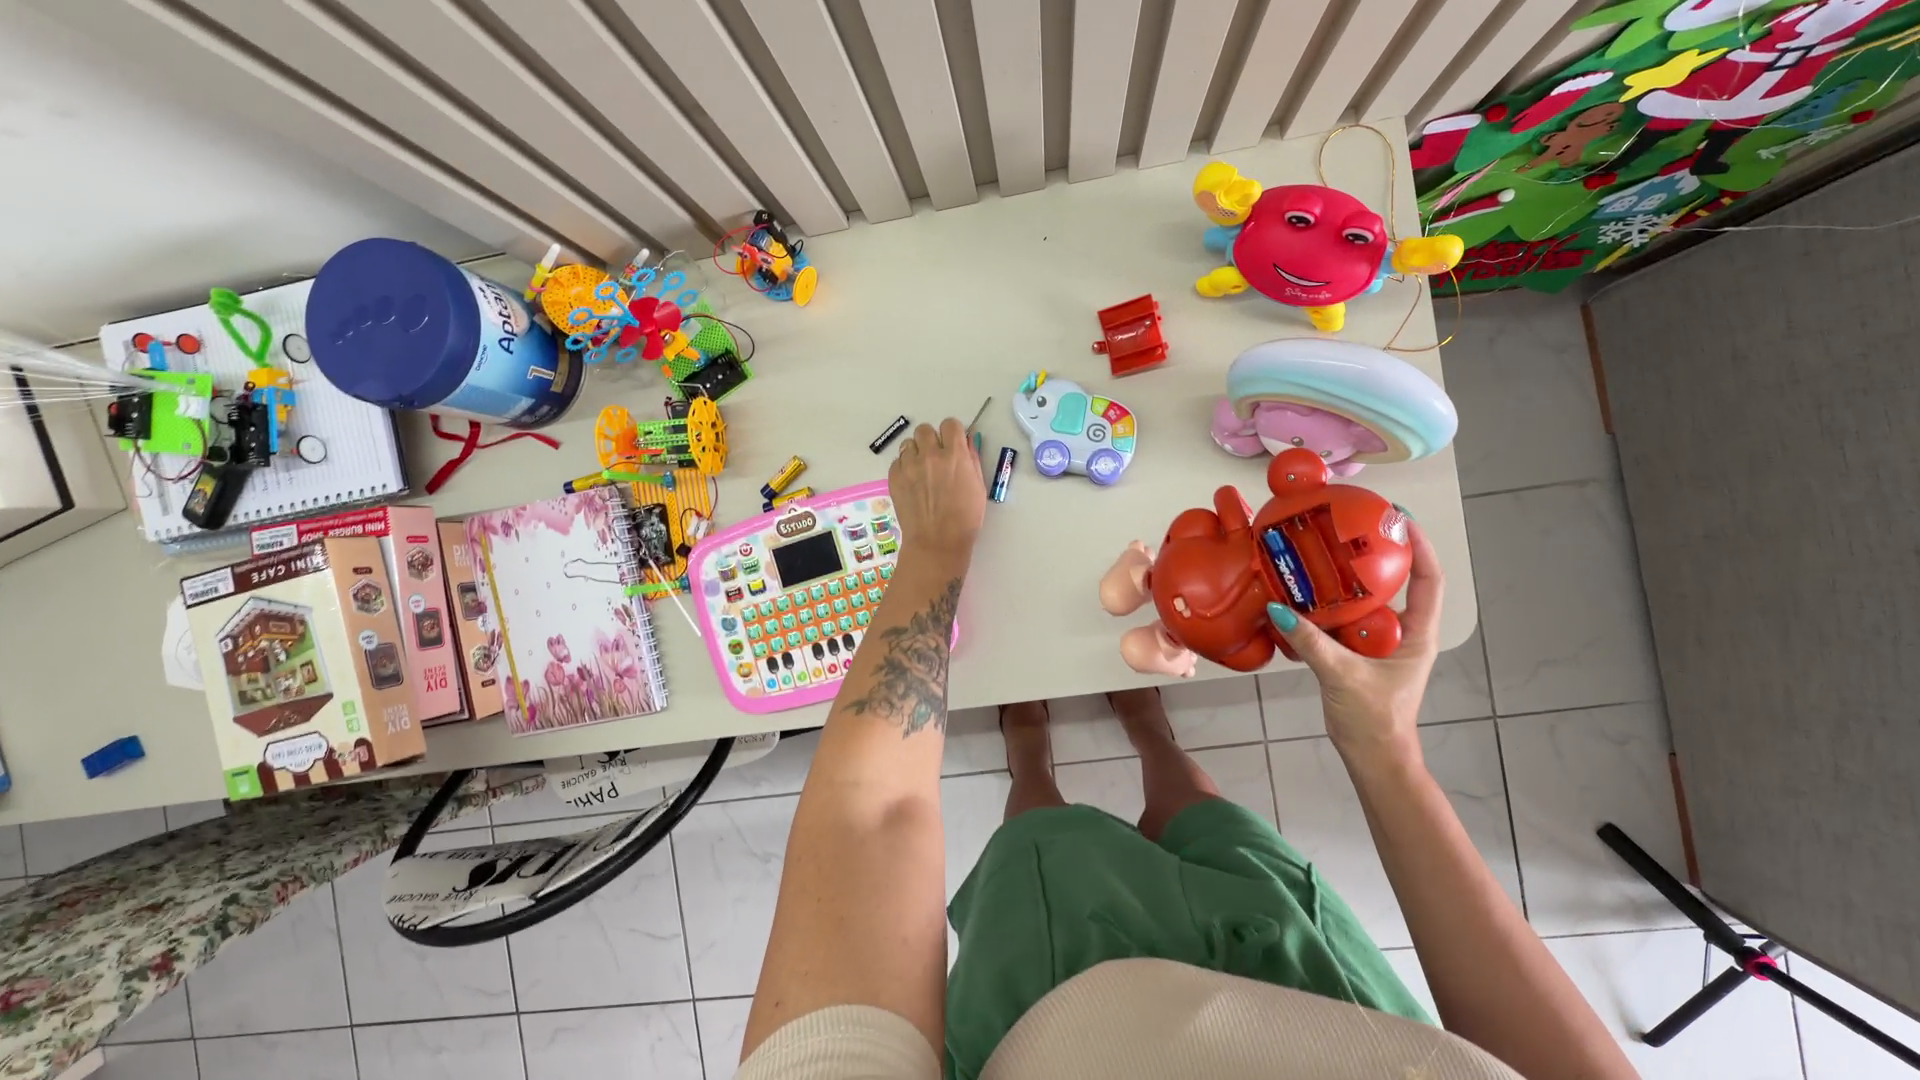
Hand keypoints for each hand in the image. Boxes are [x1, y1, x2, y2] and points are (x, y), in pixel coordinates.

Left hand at [889, 418, 985, 561]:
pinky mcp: (894, 478)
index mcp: (955, 455)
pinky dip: (904, 467)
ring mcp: (909, 466)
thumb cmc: (965, 518)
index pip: (950, 424)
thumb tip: (966, 441)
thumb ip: (971, 460)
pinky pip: (897, 461)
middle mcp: (930, 455)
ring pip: (909, 444)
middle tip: (936, 457)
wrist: (937, 542)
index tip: (952, 444)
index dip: (952, 433)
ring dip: (916, 452)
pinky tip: (912, 482)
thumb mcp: (978, 486)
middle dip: (931, 440)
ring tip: (922, 470)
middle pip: (925, 429)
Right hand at [1266, 523, 1443, 767]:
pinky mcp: (1356, 655)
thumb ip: (1311, 642)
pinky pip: (1343, 622)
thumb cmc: (1373, 719)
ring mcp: (1378, 645)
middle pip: (1394, 584)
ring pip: (1365, 603)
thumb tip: (1278, 609)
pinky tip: (1301, 598)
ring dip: (1345, 582)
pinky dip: (1326, 608)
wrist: (1372, 758)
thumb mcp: (1342, 675)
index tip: (1399, 518)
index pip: (1428, 580)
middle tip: (1347, 530)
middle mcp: (1400, 633)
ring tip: (1319, 557)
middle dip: (1374, 556)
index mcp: (1416, 635)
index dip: (1419, 547)